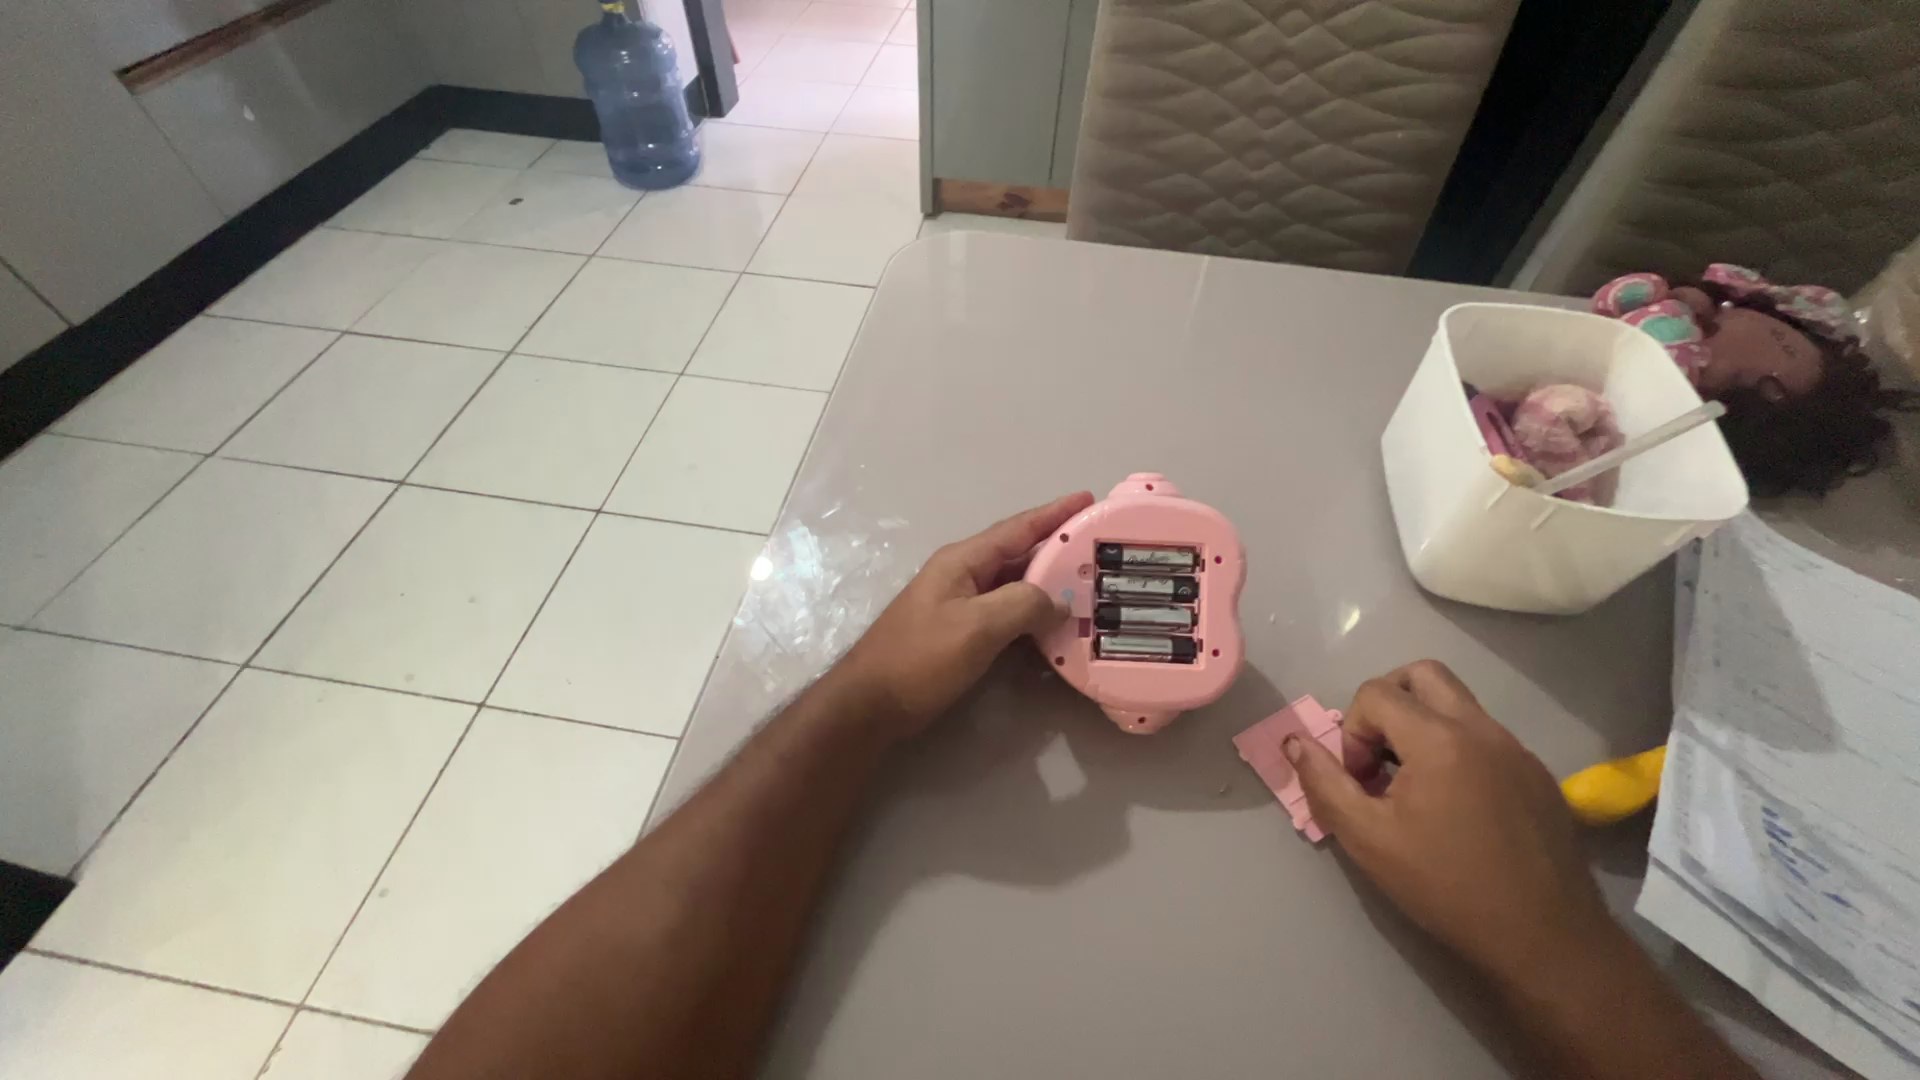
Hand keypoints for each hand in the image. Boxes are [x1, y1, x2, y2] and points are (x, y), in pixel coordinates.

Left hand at [838, 492, 1095, 733]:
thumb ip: (1022, 605)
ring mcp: (960, 604)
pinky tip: (1056, 626)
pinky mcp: (961, 633)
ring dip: (1048, 585)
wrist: (873, 703)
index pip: (1017, 529)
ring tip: (1089, 586)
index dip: (1054, 513)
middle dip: (1059, 550)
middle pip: (1018, 554)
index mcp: (963, 561)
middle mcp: (963, 575)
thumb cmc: (920, 658)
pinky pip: (1006, 614)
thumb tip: (1059, 601)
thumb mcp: (976, 627)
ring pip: (1014, 586)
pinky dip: (1032, 615)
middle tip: (1101, 550)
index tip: (1087, 499)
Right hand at [1286, 661, 1619, 989]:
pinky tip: (1453, 805)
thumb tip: (1295, 741)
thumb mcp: (1366, 837)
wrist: (1547, 942)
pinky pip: (1484, 736)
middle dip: (1387, 702)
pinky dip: (1454, 749)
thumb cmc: (1446, 886)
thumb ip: (1323, 781)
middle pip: (1422, 674)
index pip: (1376, 693)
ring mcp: (1517, 750)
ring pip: (1457, 702)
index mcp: (1440, 740)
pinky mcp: (1537, 774)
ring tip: (1412, 782)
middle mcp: (1482, 730)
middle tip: (1378, 753)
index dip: (1352, 731)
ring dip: (1421, 725)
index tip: (1361, 780)